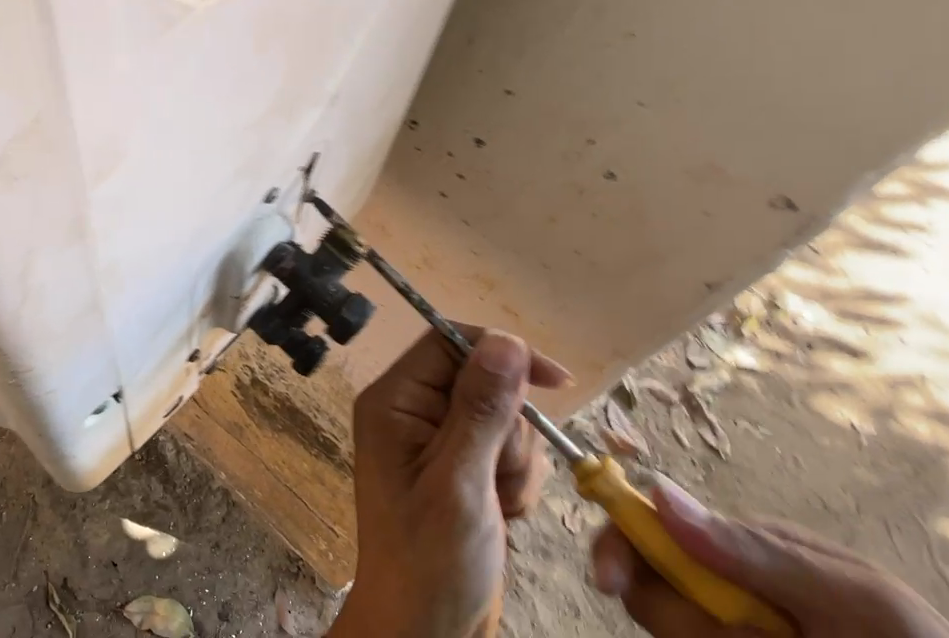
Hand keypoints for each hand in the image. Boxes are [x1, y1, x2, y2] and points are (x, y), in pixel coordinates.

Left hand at [328, 327, 571, 637]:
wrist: (425, 629)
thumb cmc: (431, 561)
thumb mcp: (459, 481)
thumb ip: (481, 410)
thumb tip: (506, 340)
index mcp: (394, 401)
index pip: (449, 342)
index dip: (502, 353)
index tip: (554, 381)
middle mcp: (413, 412)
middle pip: (486, 382)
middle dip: (508, 431)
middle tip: (494, 476)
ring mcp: (438, 442)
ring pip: (505, 420)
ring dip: (515, 463)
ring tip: (496, 503)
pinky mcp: (463, 469)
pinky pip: (509, 453)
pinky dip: (517, 483)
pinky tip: (503, 514)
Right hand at [590, 477, 948, 636]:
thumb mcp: (854, 598)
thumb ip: (759, 551)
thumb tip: (655, 489)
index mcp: (739, 548)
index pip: (646, 528)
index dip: (616, 546)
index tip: (607, 582)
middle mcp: (722, 586)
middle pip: (649, 591)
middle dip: (686, 620)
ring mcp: (726, 629)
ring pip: (671, 630)